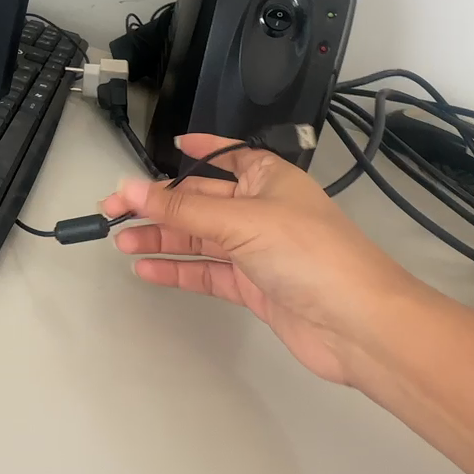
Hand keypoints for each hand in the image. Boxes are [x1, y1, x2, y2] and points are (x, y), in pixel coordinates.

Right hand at [100, 134, 437, 385]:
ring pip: (198, 238)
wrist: (361, 327)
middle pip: (199, 202)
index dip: (199, 149)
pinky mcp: (253, 287)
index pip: (225, 156)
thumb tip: (128, 189)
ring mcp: (256, 250)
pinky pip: (206, 271)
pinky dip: (177, 269)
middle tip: (112, 213)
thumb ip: (180, 209)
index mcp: (267, 178)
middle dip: (158, 206)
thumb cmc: (309, 254)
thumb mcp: (240, 220)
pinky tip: (147, 269)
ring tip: (121, 243)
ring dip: (160, 238)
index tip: (169, 146)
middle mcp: (260, 209)